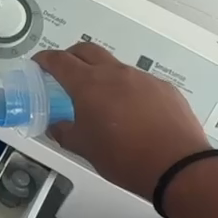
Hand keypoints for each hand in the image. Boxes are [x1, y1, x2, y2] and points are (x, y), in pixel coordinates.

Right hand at [33, 43, 211, 199]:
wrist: (178, 167)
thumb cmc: (124, 158)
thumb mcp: (84, 148)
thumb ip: (65, 132)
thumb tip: (57, 126)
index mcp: (89, 84)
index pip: (59, 60)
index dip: (45, 59)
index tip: (39, 63)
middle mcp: (115, 73)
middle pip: (87, 50)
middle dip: (72, 56)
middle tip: (65, 72)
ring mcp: (143, 79)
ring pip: (115, 67)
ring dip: (103, 75)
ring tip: (103, 100)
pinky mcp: (165, 89)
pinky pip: (140, 82)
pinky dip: (129, 90)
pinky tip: (133, 113)